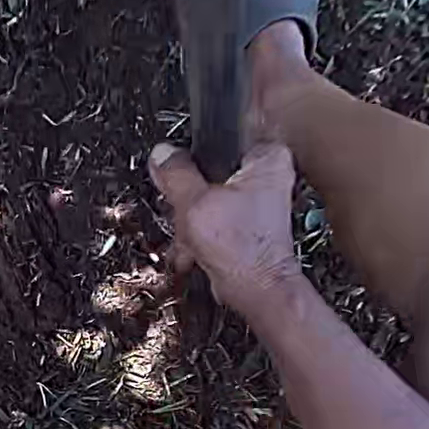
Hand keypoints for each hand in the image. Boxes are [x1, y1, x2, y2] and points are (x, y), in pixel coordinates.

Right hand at [147, 141, 304, 320]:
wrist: (256, 289)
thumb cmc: (243, 251)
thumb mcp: (195, 205)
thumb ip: (176, 175)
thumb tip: (162, 154)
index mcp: (266, 155)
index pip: (219, 138)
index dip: (192, 161)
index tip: (182, 180)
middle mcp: (267, 172)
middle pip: (207, 173)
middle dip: (187, 203)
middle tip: (187, 219)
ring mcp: (257, 198)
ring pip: (205, 198)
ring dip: (189, 223)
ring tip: (191, 240)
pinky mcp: (245, 222)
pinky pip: (210, 218)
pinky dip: (198, 235)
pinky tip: (195, 248)